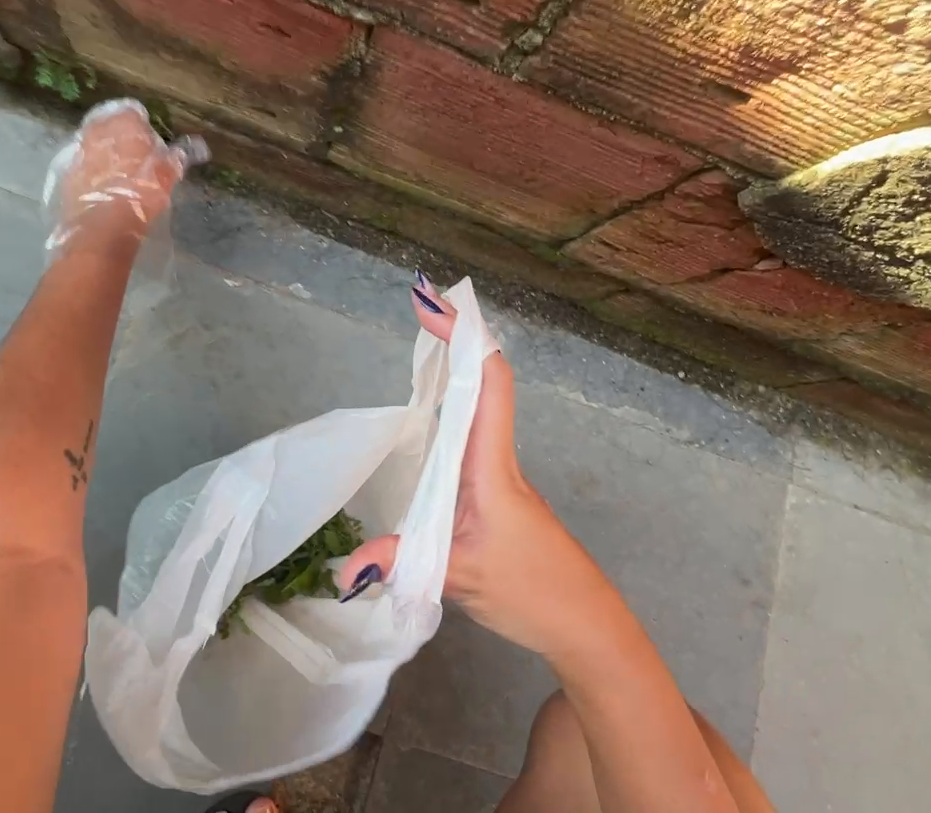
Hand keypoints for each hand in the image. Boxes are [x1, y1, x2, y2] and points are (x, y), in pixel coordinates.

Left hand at [43, 100, 203, 253]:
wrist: (101, 229)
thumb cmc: (139, 198)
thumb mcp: (165, 179)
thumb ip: (173, 160)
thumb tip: (186, 150)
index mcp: (123, 127)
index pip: (131, 112)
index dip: (140, 125)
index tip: (148, 141)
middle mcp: (96, 134)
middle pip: (106, 126)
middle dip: (117, 136)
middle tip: (130, 155)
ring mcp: (76, 154)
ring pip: (89, 144)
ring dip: (100, 153)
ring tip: (113, 172)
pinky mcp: (63, 176)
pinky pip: (78, 166)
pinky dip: (87, 171)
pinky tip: (96, 187)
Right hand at [336, 279, 611, 655]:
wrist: (585, 623)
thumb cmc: (534, 593)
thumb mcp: (460, 578)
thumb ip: (402, 563)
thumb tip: (344, 570)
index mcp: (492, 466)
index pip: (489, 386)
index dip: (465, 341)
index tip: (432, 308)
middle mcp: (496, 458)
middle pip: (485, 381)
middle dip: (456, 338)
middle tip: (419, 307)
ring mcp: (497, 473)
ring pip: (481, 405)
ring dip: (457, 366)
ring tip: (422, 340)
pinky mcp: (493, 491)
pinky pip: (473, 431)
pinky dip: (454, 402)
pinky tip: (431, 409)